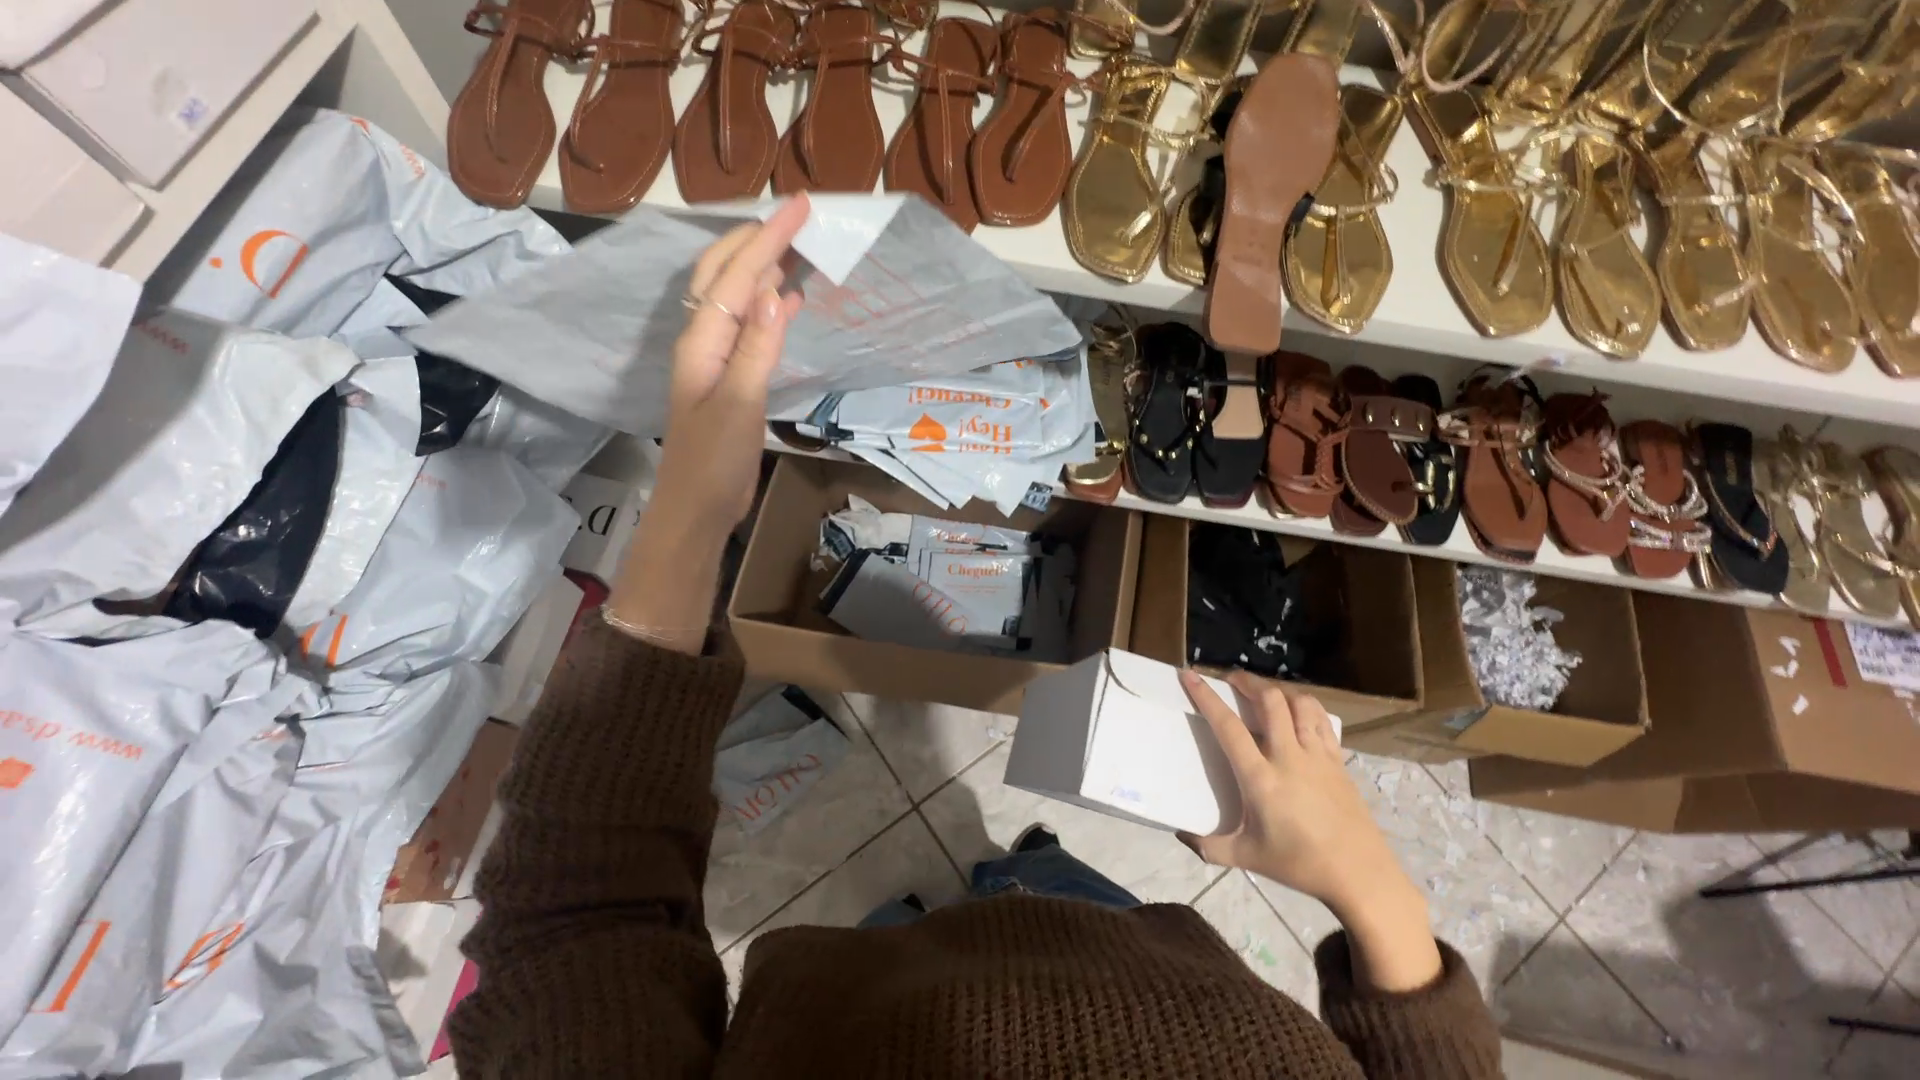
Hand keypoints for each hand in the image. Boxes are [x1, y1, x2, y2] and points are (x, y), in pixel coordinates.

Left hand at [652, 193, 809, 535]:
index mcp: (702, 341)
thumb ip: (755, 348)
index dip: (767, 239)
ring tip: (794, 247)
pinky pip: (747, 326)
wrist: (697, 509)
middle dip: (757, 240)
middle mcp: (704, 340)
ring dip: (761, 266)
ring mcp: (714, 359)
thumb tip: (771, 289)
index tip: (800, 206)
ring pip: (734, 297)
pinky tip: (787, 301)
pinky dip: (766, 306)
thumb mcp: (738, 404)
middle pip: (723, 274)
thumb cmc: (714, 461)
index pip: (736, 275)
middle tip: (797, 218)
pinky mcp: (728, 378)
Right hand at [1175, 670, 1404, 917]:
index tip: (1191, 676)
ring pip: (1300, 703)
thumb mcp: (1247, 858)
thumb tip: (1182, 837)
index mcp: (1261, 778)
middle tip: (1232, 679)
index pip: (1229, 727)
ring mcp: (1318, 756)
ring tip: (1264, 690)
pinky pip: (1321, 720)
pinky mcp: (1338, 761)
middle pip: (1270, 701)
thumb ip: (1210, 847)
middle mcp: (1289, 757)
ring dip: (1279, 690)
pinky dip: (1305, 706)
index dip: (1207, 697)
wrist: (1360, 873)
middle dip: (1248, 682)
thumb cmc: (1300, 864)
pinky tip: (1297, 711)